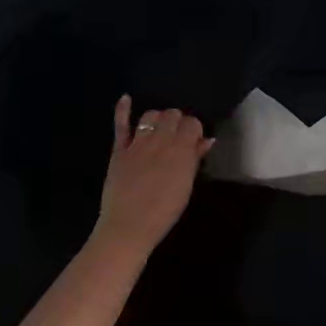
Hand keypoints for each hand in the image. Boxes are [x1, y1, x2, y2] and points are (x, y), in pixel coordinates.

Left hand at [94, 95, 212, 254]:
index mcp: (181, 150)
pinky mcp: (119, 150)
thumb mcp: (186, 186)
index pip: (192, 123)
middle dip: (177, 122)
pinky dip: (122, 109)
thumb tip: (206, 140)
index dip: (194, 130)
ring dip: (158, 119)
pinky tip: (126, 98)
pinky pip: (121, 125)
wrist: (129, 226)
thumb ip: (195, 159)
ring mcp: (137, 143)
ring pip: (151, 115)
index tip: (194, 142)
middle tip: (177, 138)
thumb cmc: (164, 211)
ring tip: (159, 130)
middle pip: (172, 114)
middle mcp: (160, 140)